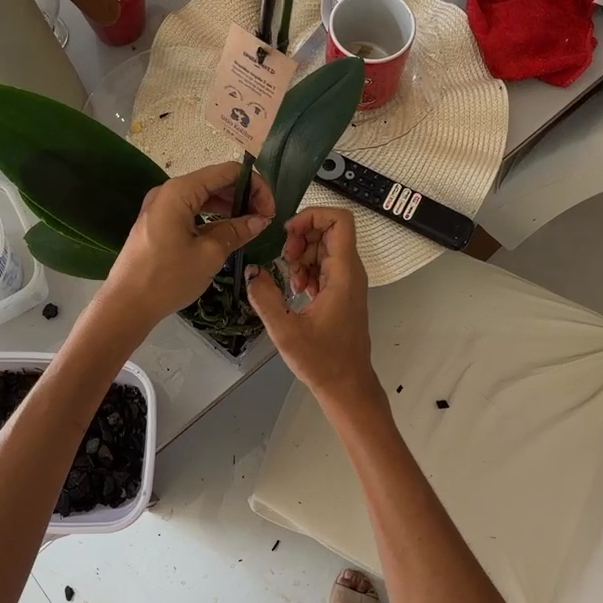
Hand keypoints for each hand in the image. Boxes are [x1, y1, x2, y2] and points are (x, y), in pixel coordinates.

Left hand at [92, 162, 274, 335]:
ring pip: (203, 198)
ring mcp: (160, 208)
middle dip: (243, 197)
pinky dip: (212, 218)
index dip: (255, 186)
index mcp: (179, 191)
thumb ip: (236, 231)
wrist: (126, 305)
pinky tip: (227, 233)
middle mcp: (168, 192)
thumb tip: (260, 220)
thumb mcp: (209, 254)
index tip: (270, 211)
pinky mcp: (158, 224)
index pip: (227, 172)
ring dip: (229, 208)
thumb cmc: (167, 278)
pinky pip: (191, 212)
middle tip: (264, 221)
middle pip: (214, 182)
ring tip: (251, 227)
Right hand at [245, 208, 379, 403]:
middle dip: (301, 237)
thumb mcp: (284, 331)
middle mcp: (350, 272)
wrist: (346, 385)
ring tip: (288, 280)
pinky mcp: (342, 292)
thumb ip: (265, 297)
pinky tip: (295, 291)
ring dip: (302, 255)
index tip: (288, 235)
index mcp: (343, 274)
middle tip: (283, 259)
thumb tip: (252, 271)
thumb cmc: (322, 361)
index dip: (312, 217)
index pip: (339, 220)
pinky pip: (325, 265)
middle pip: (329, 230)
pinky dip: (307, 269)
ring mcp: (348, 282)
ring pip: (325, 247)